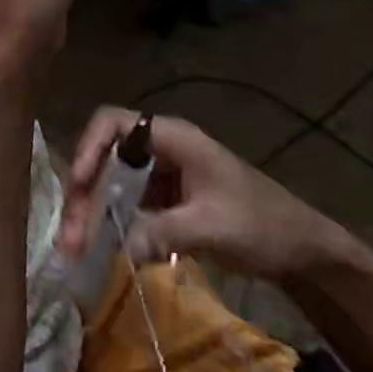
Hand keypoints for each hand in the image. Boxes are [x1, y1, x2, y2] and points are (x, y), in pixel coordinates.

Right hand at [58, 107, 369, 278]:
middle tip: (72, 238)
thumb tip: (118, 248)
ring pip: (112, 180)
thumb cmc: (261, 224)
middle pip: (107, 156)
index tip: (77, 183)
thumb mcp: (212, 227)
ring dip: (93, 211)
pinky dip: (111, 222)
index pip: (115, 122)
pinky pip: (127, 202)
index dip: (89, 146)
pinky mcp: (165, 197)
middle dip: (85, 193)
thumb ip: (164, 232)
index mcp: (173, 137)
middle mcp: (161, 147)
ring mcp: (162, 172)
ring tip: (79, 249)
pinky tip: (103, 248)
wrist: (300, 247)